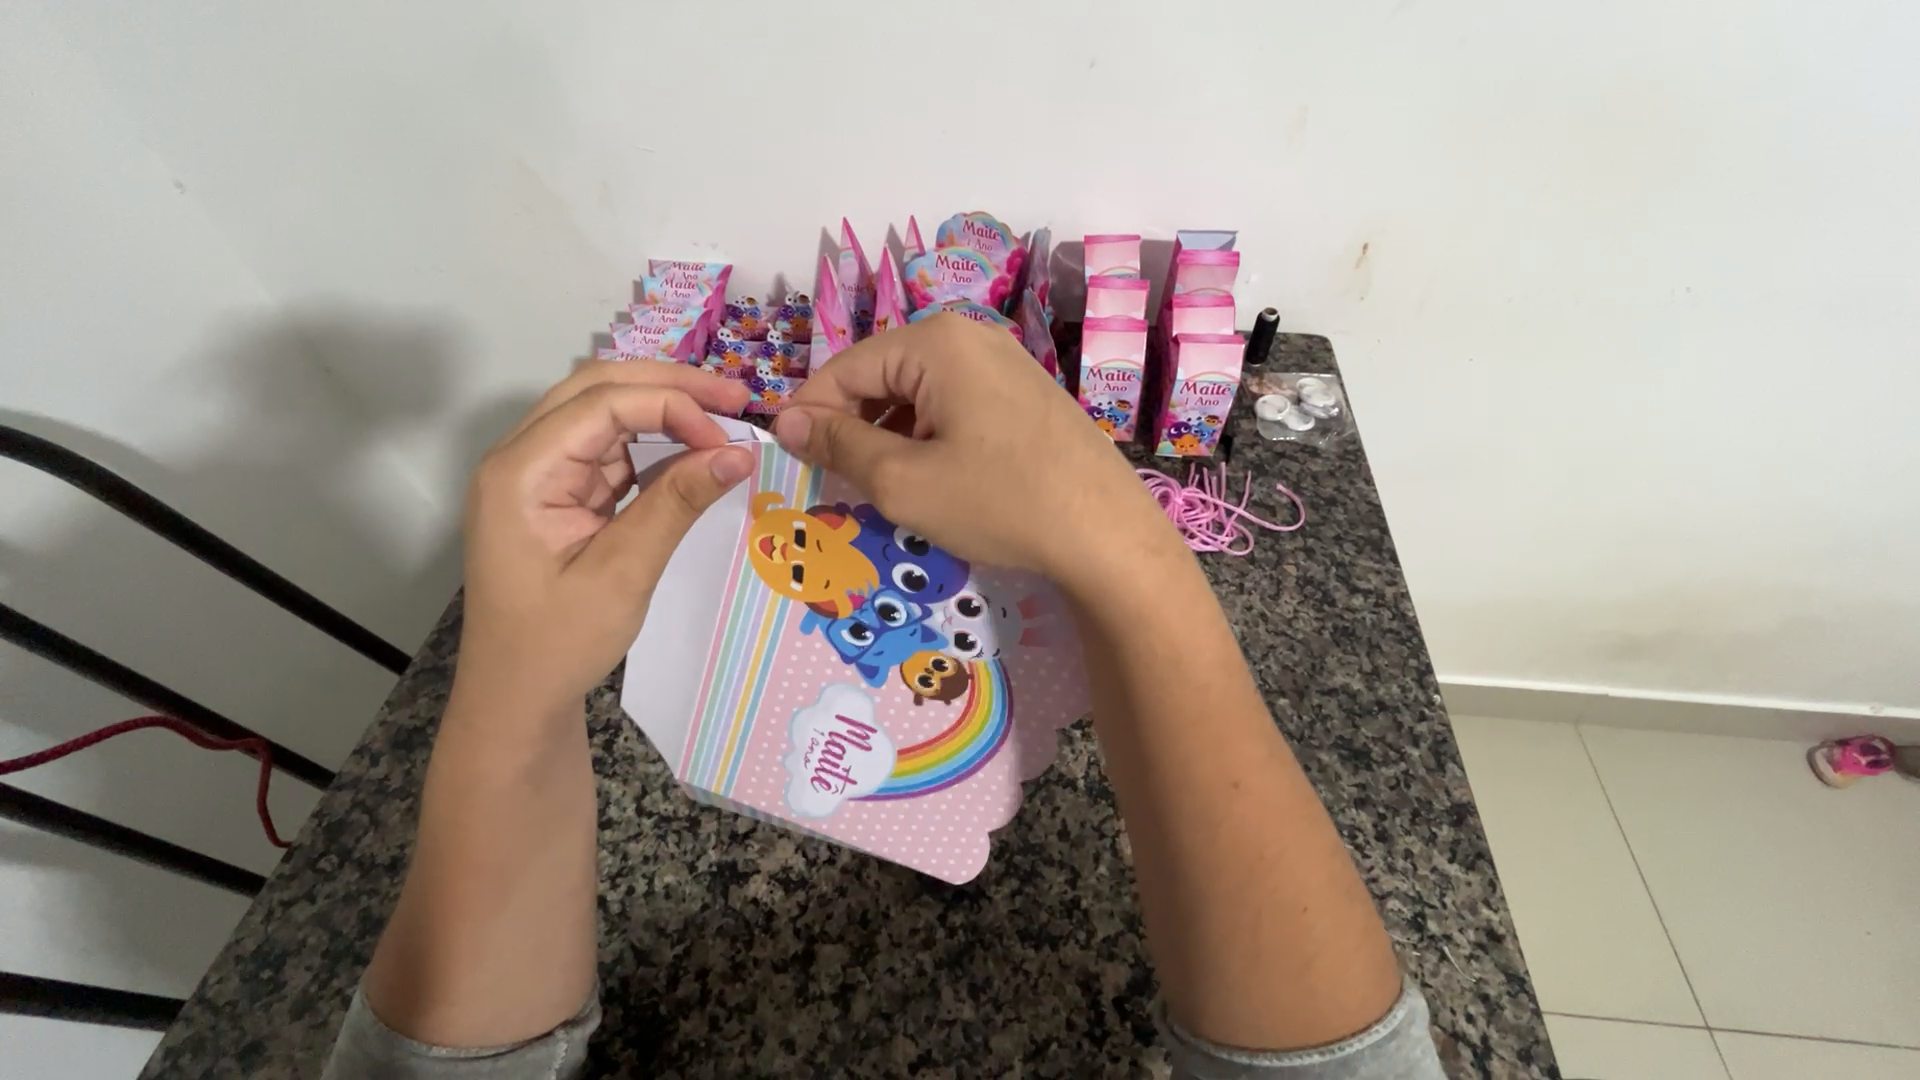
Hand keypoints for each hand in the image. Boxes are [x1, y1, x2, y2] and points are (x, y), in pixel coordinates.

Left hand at [456, 362, 753, 714]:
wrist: (518, 695)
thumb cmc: (560, 642)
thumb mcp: (624, 572)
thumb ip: (678, 503)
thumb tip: (739, 453)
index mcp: (522, 471)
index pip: (603, 403)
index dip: (672, 406)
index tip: (728, 438)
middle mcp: (522, 458)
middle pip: (597, 388)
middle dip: (669, 386)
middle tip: (736, 397)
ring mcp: (539, 475)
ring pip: (604, 412)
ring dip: (663, 408)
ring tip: (722, 416)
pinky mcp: (560, 495)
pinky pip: (609, 450)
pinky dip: (654, 444)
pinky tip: (691, 449)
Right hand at [772, 314, 1177, 583]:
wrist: (1107, 535)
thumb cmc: (999, 502)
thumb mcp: (903, 481)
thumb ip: (837, 445)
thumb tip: (785, 420)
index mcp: (936, 342)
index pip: (846, 368)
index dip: (810, 413)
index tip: (790, 459)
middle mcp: (972, 337)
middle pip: (885, 376)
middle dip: (855, 427)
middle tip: (841, 483)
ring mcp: (1007, 364)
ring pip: (921, 394)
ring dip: (892, 437)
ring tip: (887, 489)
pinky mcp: (1027, 395)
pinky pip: (958, 406)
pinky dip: (931, 439)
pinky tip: (935, 480)